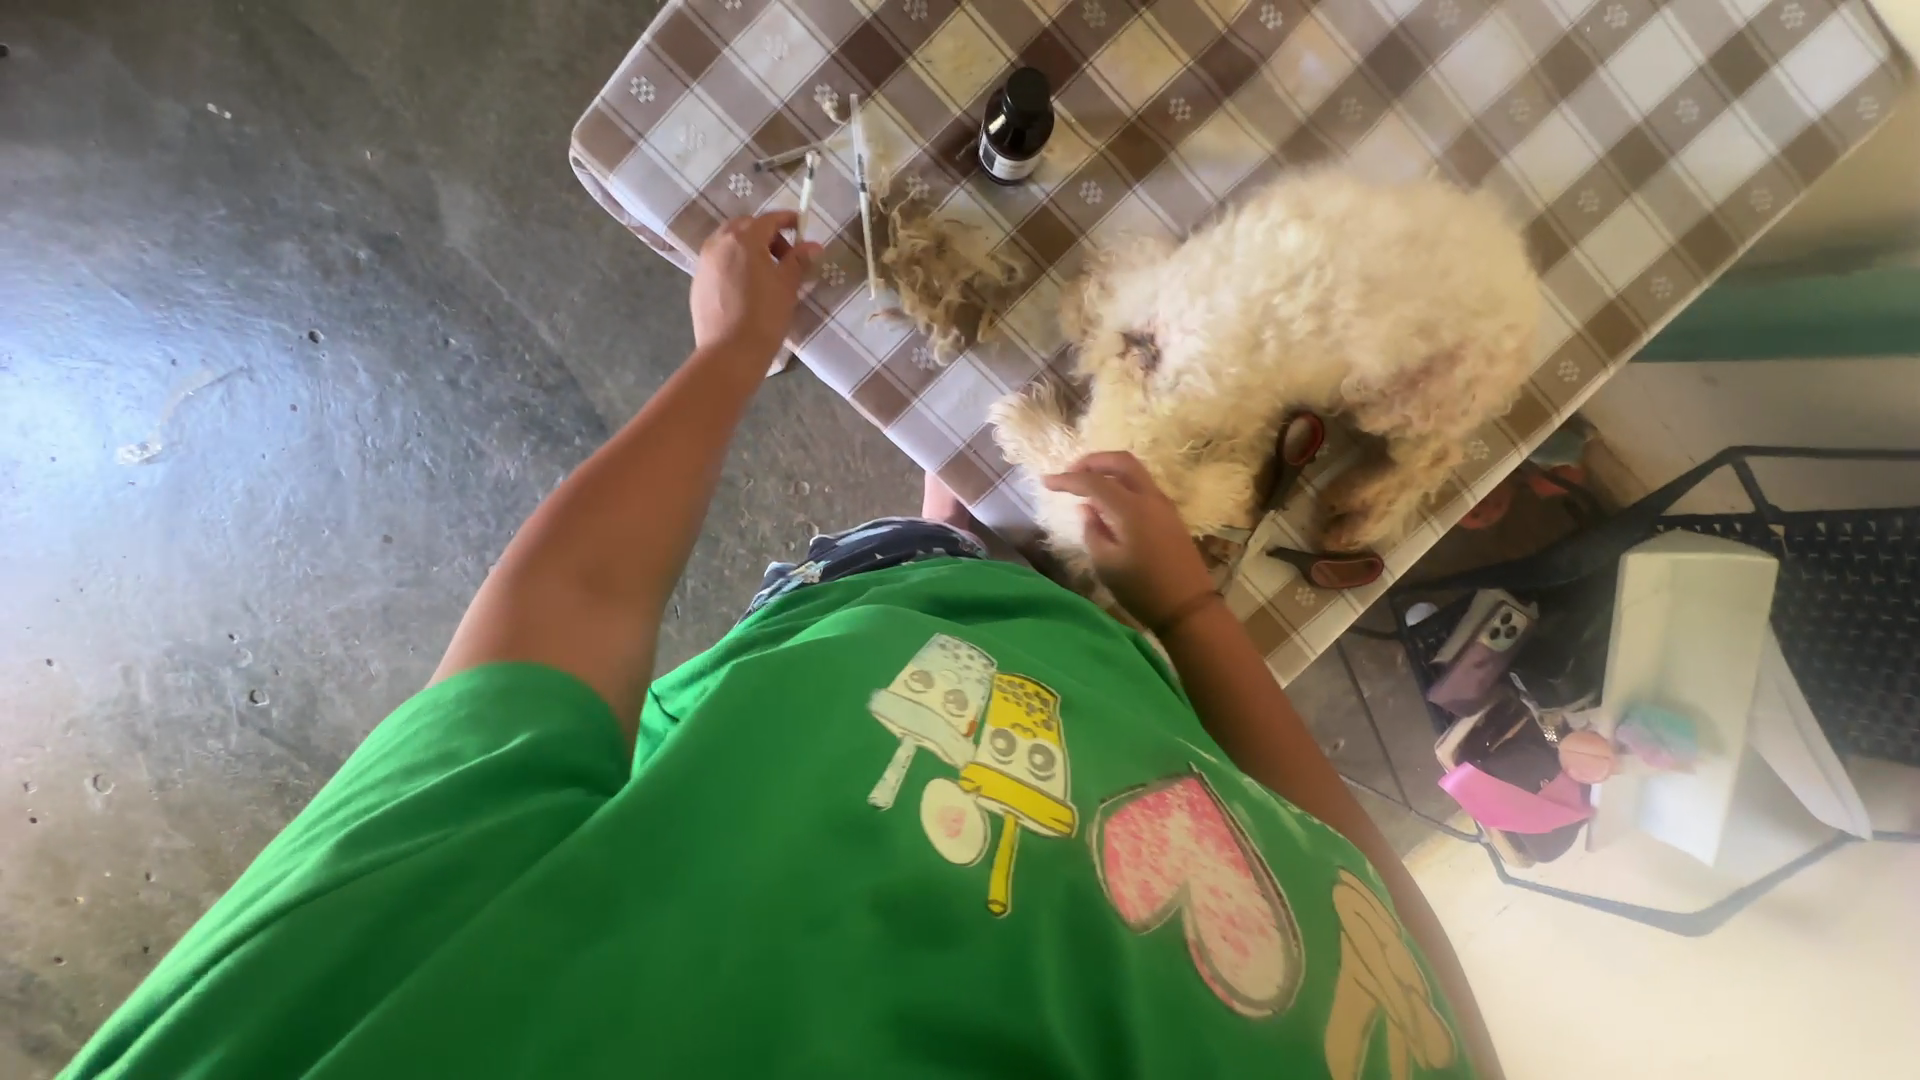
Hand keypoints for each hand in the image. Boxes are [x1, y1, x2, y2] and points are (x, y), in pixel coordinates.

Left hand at [689, 211, 822, 362]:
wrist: (730, 352)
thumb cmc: (765, 316)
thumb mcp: (787, 286)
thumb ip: (799, 261)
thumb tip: (813, 246)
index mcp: (744, 239)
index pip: (769, 220)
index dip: (787, 220)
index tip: (800, 225)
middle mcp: (720, 243)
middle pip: (745, 227)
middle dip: (766, 235)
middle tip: (785, 257)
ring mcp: (705, 262)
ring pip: (729, 243)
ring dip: (749, 248)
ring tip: (766, 273)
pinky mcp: (698, 281)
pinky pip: (719, 262)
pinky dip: (735, 264)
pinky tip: (747, 288)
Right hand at [1043, 452, 1217, 630]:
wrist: (1188, 608)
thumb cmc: (1142, 590)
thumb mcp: (1107, 564)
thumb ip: (1092, 531)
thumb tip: (1086, 508)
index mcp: (1131, 509)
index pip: (1094, 481)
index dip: (1067, 479)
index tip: (1046, 482)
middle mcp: (1150, 498)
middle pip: (1121, 461)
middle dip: (1092, 461)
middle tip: (1070, 473)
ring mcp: (1164, 505)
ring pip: (1134, 471)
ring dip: (1108, 470)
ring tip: (1086, 485)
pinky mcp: (1170, 516)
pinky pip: (1142, 486)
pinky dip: (1122, 483)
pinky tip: (1108, 501)